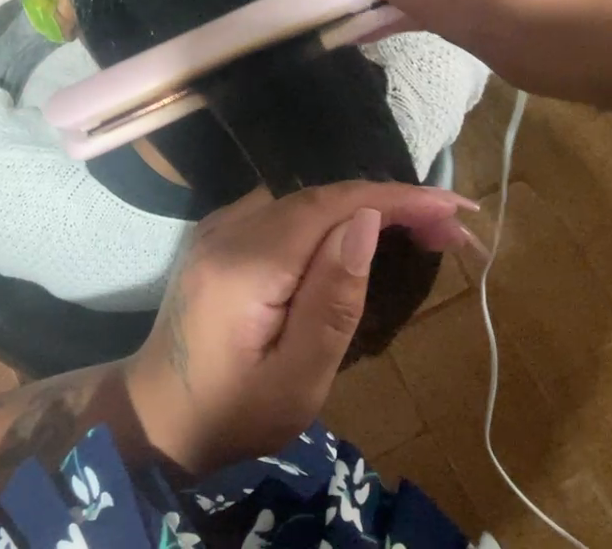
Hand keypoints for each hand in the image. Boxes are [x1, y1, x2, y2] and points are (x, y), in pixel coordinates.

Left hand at [123, 182, 474, 472]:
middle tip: (449, 228)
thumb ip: (332, 301)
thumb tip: (365, 222)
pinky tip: (358, 233)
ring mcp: (216, 230)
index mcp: (245, 264)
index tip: (453, 209)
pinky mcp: (216, 239)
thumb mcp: (297, 378)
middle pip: (315, 197)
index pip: (327, 206)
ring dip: (358, 206)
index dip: (393, 199)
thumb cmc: (233, 413)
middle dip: (386, 202)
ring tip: (418, 229)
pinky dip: (326, 216)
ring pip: (299, 199)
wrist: (158, 412)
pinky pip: (279, 212)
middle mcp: (226, 230)